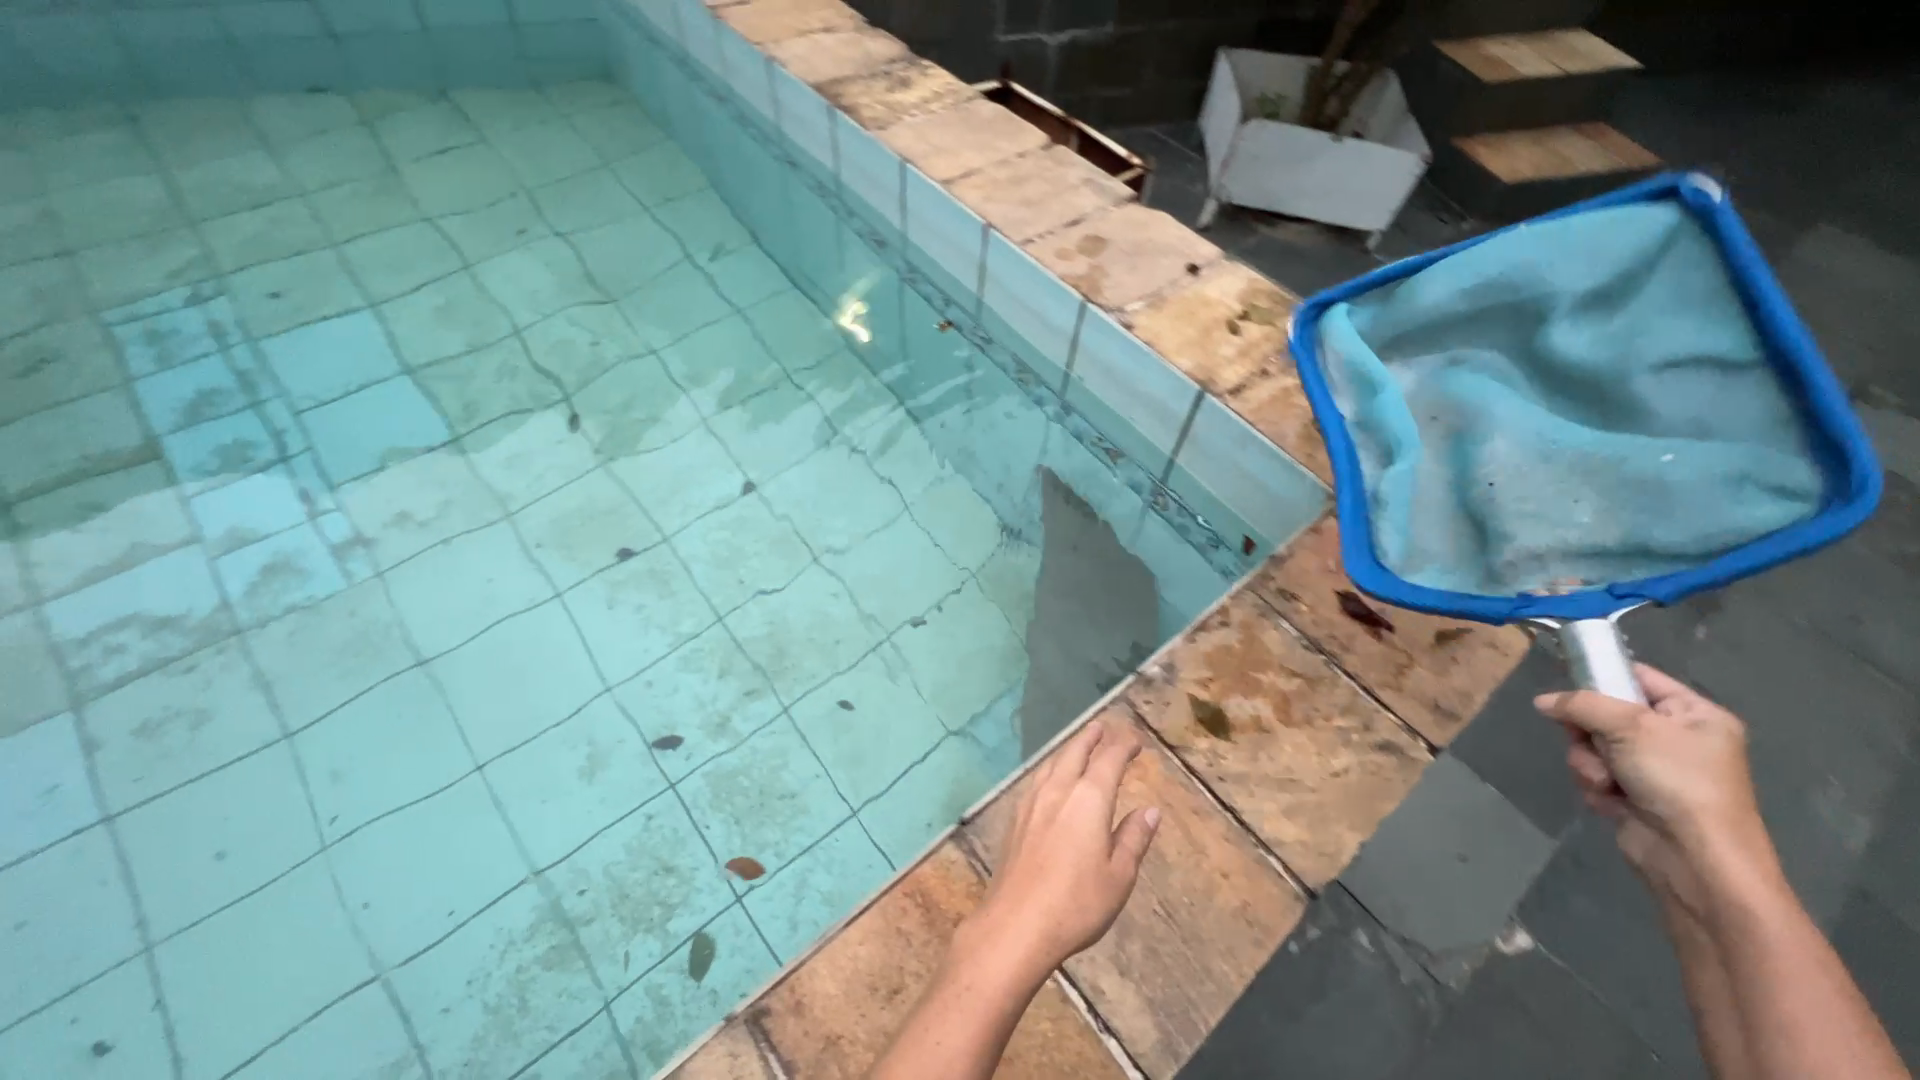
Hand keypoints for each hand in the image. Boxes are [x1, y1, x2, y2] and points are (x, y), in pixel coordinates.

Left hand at [957, 718, 1160, 978]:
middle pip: (1075, 752)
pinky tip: (1050, 780)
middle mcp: (1058, 791)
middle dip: (1091, 737)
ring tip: (1079, 745)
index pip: (1109, 760)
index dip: (1124, 745)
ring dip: (1069, 749)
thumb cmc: (1076, 903)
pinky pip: (1037, 780)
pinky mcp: (1015, 819)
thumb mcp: (1118, 876)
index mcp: (1089, 799)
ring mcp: (1031, 803)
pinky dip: (1051, 769)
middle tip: (1103, 726)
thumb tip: (1149, 811)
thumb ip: (1133, 839)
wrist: (1016, 924)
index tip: (1136, 740)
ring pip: (1052, 763)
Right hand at [1535, 664, 1779, 916]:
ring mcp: (1654, 769)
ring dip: (1589, 762)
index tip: (1566, 681)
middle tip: (1588, 740)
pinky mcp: (1635, 795)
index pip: (1639, 677)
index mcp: (1695, 714)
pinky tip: (1611, 800)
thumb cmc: (1676, 779)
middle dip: (1588, 731)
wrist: (1694, 856)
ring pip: (1593, 746)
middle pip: (1605, 714)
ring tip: (1606, 781)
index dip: (1603, 676)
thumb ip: (1581, 704)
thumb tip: (1542, 701)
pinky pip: (1596, 774)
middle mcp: (1676, 738)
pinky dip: (1596, 785)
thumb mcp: (1629, 726)